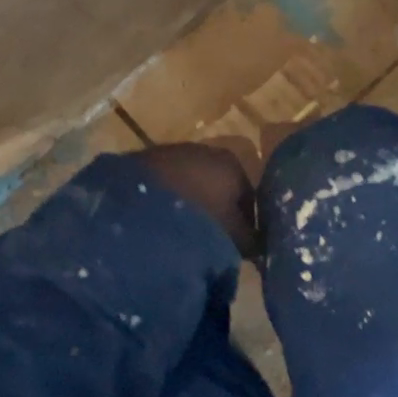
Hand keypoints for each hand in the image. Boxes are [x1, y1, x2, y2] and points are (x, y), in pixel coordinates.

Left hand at [130, 142, 258, 256]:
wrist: (140, 208)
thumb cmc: (200, 221)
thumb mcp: (233, 236)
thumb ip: (249, 240)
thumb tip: (256, 245)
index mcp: (232, 163)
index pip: (248, 197)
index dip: (246, 225)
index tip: (240, 246)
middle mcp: (206, 151)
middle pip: (219, 186)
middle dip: (216, 211)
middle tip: (211, 240)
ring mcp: (172, 153)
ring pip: (190, 183)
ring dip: (189, 205)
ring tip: (183, 233)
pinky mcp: (144, 161)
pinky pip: (165, 185)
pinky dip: (166, 202)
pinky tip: (160, 222)